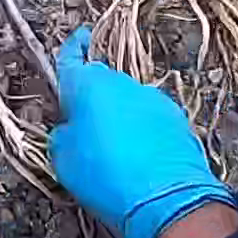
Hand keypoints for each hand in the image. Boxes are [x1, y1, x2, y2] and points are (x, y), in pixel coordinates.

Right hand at [48, 27, 233, 237]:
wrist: (166, 198)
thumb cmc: (105, 175)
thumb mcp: (63, 160)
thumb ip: (62, 134)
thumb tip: (70, 129)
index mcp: (88, 85)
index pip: (72, 56)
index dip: (72, 48)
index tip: (77, 40)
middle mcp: (121, 83)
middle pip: (101, 81)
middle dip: (93, 98)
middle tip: (84, 126)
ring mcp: (151, 98)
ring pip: (127, 99)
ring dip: (119, 115)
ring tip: (113, 150)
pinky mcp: (175, 116)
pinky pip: (149, 117)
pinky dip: (142, 129)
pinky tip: (138, 156)